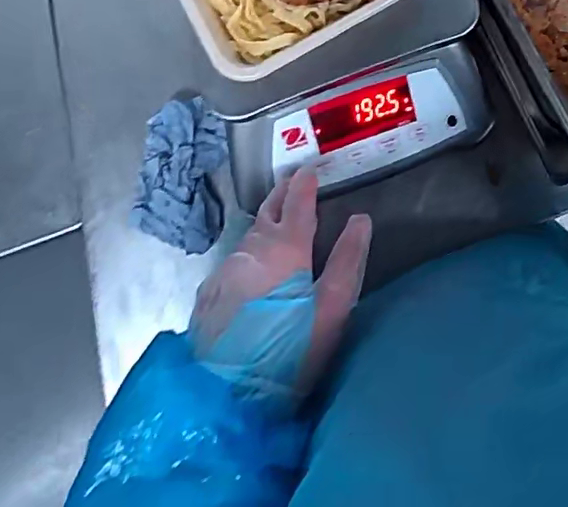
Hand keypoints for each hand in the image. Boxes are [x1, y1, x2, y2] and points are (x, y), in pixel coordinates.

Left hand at [189, 166, 372, 399]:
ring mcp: (223, 274)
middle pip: (267, 212)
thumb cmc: (289, 349)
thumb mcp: (333, 306)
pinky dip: (250, 247)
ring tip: (279, 215)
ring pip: (249, 235)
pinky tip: (255, 258)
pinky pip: (234, 258)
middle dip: (282, 194)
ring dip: (266, 220)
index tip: (310, 168)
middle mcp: (250, 251)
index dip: (305, 183)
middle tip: (293, 182)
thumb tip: (360, 219)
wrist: (224, 400)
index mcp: (284, 248)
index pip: (297, 204)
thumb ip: (348, 259)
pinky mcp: (208, 298)